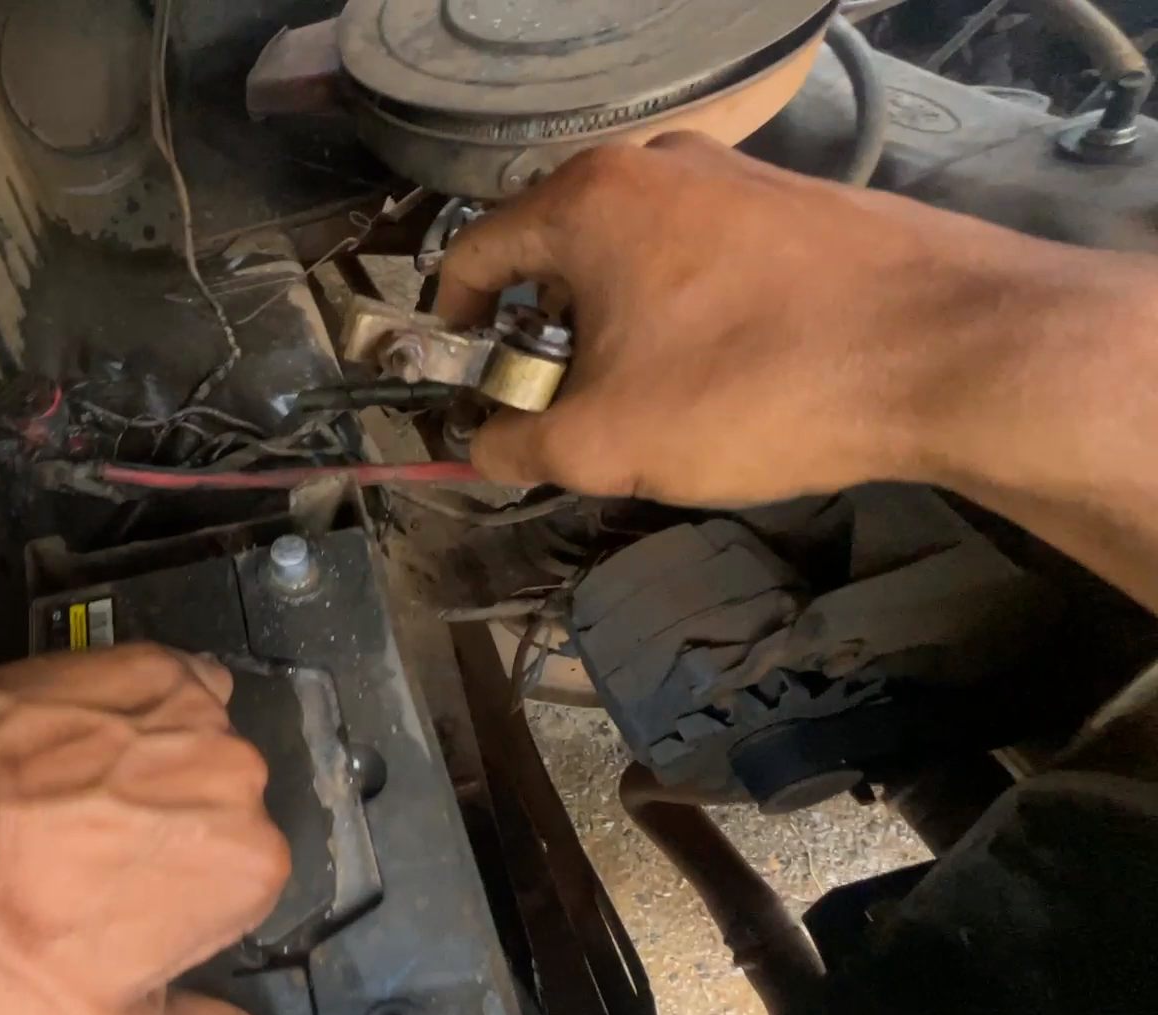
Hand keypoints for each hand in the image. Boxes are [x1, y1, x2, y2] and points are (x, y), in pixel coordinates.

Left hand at [0, 645, 288, 1014]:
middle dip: (178, 824)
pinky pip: (179, 686)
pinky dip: (152, 707)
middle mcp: (240, 776)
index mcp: (249, 864)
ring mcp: (195, 709)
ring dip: (165, 762)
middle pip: (224, 803)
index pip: (238, 879)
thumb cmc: (12, 930)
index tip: (125, 895)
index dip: (180, 893)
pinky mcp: (150, 660)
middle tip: (99, 839)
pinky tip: (94, 735)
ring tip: (86, 785)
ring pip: (202, 743)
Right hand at [437, 132, 1129, 506]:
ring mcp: (727, 172)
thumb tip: (480, 445)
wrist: (964, 357)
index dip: (450, 322)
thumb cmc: (744, 390)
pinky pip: (682, 250)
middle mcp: (648, 166)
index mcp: (585, 204)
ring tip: (630, 386)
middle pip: (542, 254)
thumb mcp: (593, 444)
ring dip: (594, 321)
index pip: (471, 255)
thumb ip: (506, 446)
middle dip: (528, 331)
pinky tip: (702, 361)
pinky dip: (659, 304)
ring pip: (614, 252)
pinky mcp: (785, 199)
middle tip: (551, 395)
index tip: (466, 372)